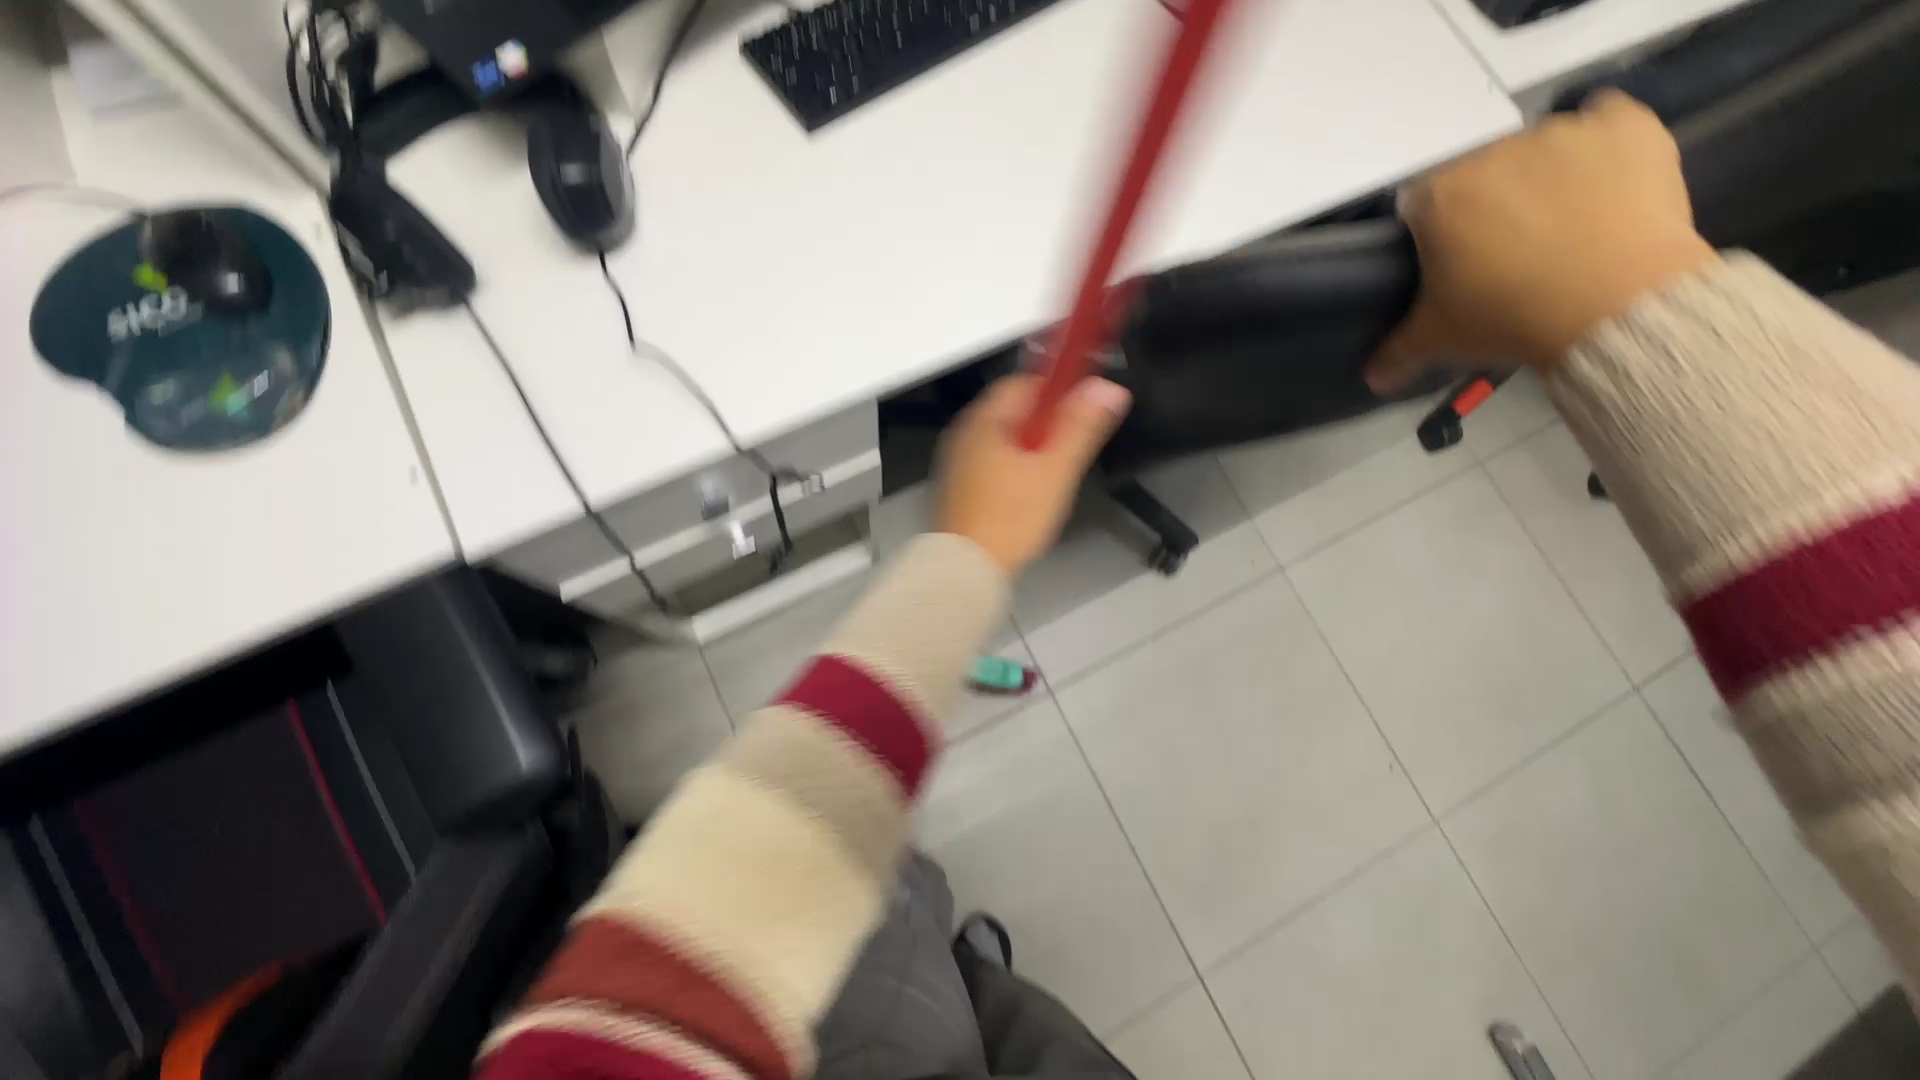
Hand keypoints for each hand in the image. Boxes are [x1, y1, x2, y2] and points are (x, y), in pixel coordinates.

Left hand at [934, 375, 1131, 575]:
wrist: (966, 570)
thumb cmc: (1006, 521)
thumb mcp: (1056, 470)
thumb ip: (1082, 426)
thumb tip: (1108, 390)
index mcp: (985, 420)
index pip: (1026, 381)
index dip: (1059, 389)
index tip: (1083, 404)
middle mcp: (965, 435)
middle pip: (1016, 411)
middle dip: (1047, 425)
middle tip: (1069, 449)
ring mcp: (958, 462)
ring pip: (1005, 440)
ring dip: (1032, 450)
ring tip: (1051, 477)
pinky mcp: (959, 488)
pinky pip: (993, 465)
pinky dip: (1014, 471)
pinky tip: (1027, 496)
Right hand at [1367, 91, 1719, 393]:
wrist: (1615, 305)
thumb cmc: (1509, 317)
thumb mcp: (1439, 340)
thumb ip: (1396, 352)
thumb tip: (1372, 376)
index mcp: (1437, 196)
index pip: (1419, 205)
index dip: (1434, 233)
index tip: (1452, 263)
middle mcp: (1492, 151)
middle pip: (1479, 173)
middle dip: (1487, 206)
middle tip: (1507, 253)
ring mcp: (1560, 133)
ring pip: (1538, 150)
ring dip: (1542, 178)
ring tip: (1563, 225)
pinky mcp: (1623, 125)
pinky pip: (1604, 118)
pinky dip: (1601, 144)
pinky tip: (1604, 177)